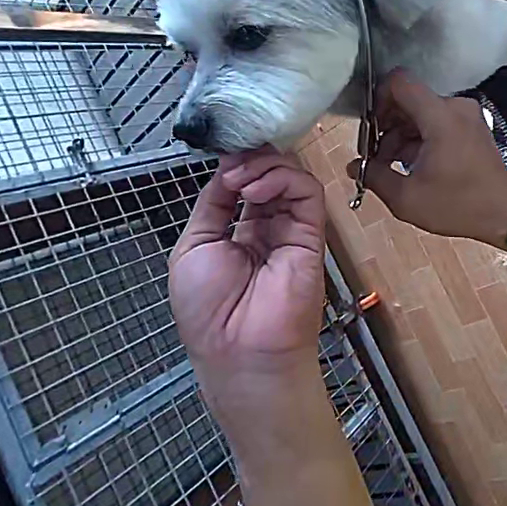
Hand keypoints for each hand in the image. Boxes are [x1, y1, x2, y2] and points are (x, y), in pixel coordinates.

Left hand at [169, 149, 326, 388]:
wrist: (240, 347)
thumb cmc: (209, 309)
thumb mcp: (193, 247)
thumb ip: (213, 206)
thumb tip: (226, 172)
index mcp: (239, 233)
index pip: (244, 184)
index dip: (235, 165)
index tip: (221, 158)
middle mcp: (268, 227)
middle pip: (269, 175)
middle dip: (249, 161)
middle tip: (232, 167)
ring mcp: (292, 230)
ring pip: (291, 177)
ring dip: (263, 168)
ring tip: (241, 182)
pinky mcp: (313, 233)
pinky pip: (308, 192)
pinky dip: (284, 179)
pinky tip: (256, 191)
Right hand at [347, 69, 506, 243]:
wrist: (504, 214)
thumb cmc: (458, 205)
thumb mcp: (407, 198)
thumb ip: (375, 176)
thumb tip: (354, 166)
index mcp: (440, 116)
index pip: (399, 82)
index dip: (378, 99)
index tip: (369, 128)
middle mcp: (456, 107)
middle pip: (409, 100)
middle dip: (387, 125)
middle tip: (376, 156)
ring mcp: (467, 116)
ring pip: (422, 113)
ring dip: (402, 135)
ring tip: (392, 166)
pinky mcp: (472, 127)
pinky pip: (438, 122)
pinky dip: (421, 138)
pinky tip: (412, 165)